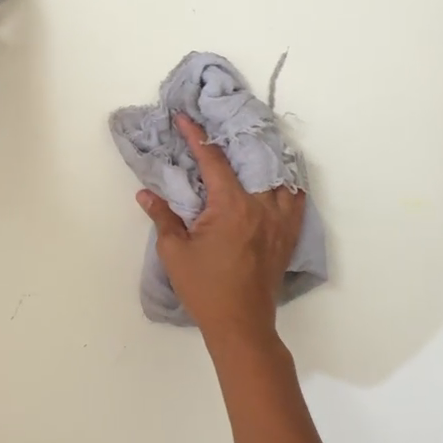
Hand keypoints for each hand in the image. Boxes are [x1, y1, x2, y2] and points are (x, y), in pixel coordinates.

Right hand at [136, 114, 305, 353]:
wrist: (240, 324)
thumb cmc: (204, 287)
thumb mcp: (175, 250)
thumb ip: (163, 216)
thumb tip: (145, 193)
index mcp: (232, 206)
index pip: (213, 161)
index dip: (196, 136)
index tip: (184, 118)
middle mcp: (261, 207)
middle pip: (254, 162)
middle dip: (236, 141)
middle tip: (220, 126)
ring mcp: (280, 223)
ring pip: (282, 179)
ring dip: (266, 161)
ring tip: (250, 149)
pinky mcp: (287, 237)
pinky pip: (296, 202)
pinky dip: (287, 186)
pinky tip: (275, 182)